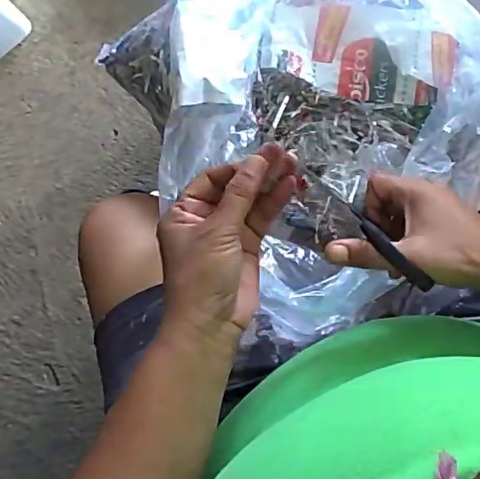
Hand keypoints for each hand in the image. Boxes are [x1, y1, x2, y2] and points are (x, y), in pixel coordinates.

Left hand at [158, 145, 298, 352]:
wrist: (211, 325)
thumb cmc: (202, 275)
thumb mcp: (218, 231)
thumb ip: (240, 194)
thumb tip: (257, 160)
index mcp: (185, 212)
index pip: (213, 179)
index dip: (239, 167)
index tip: (264, 157)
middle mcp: (205, 218)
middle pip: (235, 187)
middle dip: (259, 171)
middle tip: (286, 153)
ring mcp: (228, 232)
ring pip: (252, 201)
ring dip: (271, 184)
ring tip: (295, 164)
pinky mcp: (248, 246)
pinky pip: (261, 218)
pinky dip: (275, 203)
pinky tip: (290, 186)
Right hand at [325, 173, 479, 289]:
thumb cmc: (453, 254)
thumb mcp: (406, 256)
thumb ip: (366, 253)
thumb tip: (329, 250)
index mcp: (414, 189)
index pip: (373, 183)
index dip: (365, 206)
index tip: (371, 233)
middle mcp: (425, 189)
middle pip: (386, 198)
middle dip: (379, 226)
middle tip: (385, 252)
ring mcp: (438, 202)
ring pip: (401, 212)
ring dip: (394, 235)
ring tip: (400, 261)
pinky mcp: (447, 216)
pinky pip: (416, 219)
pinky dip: (409, 236)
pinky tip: (415, 260)